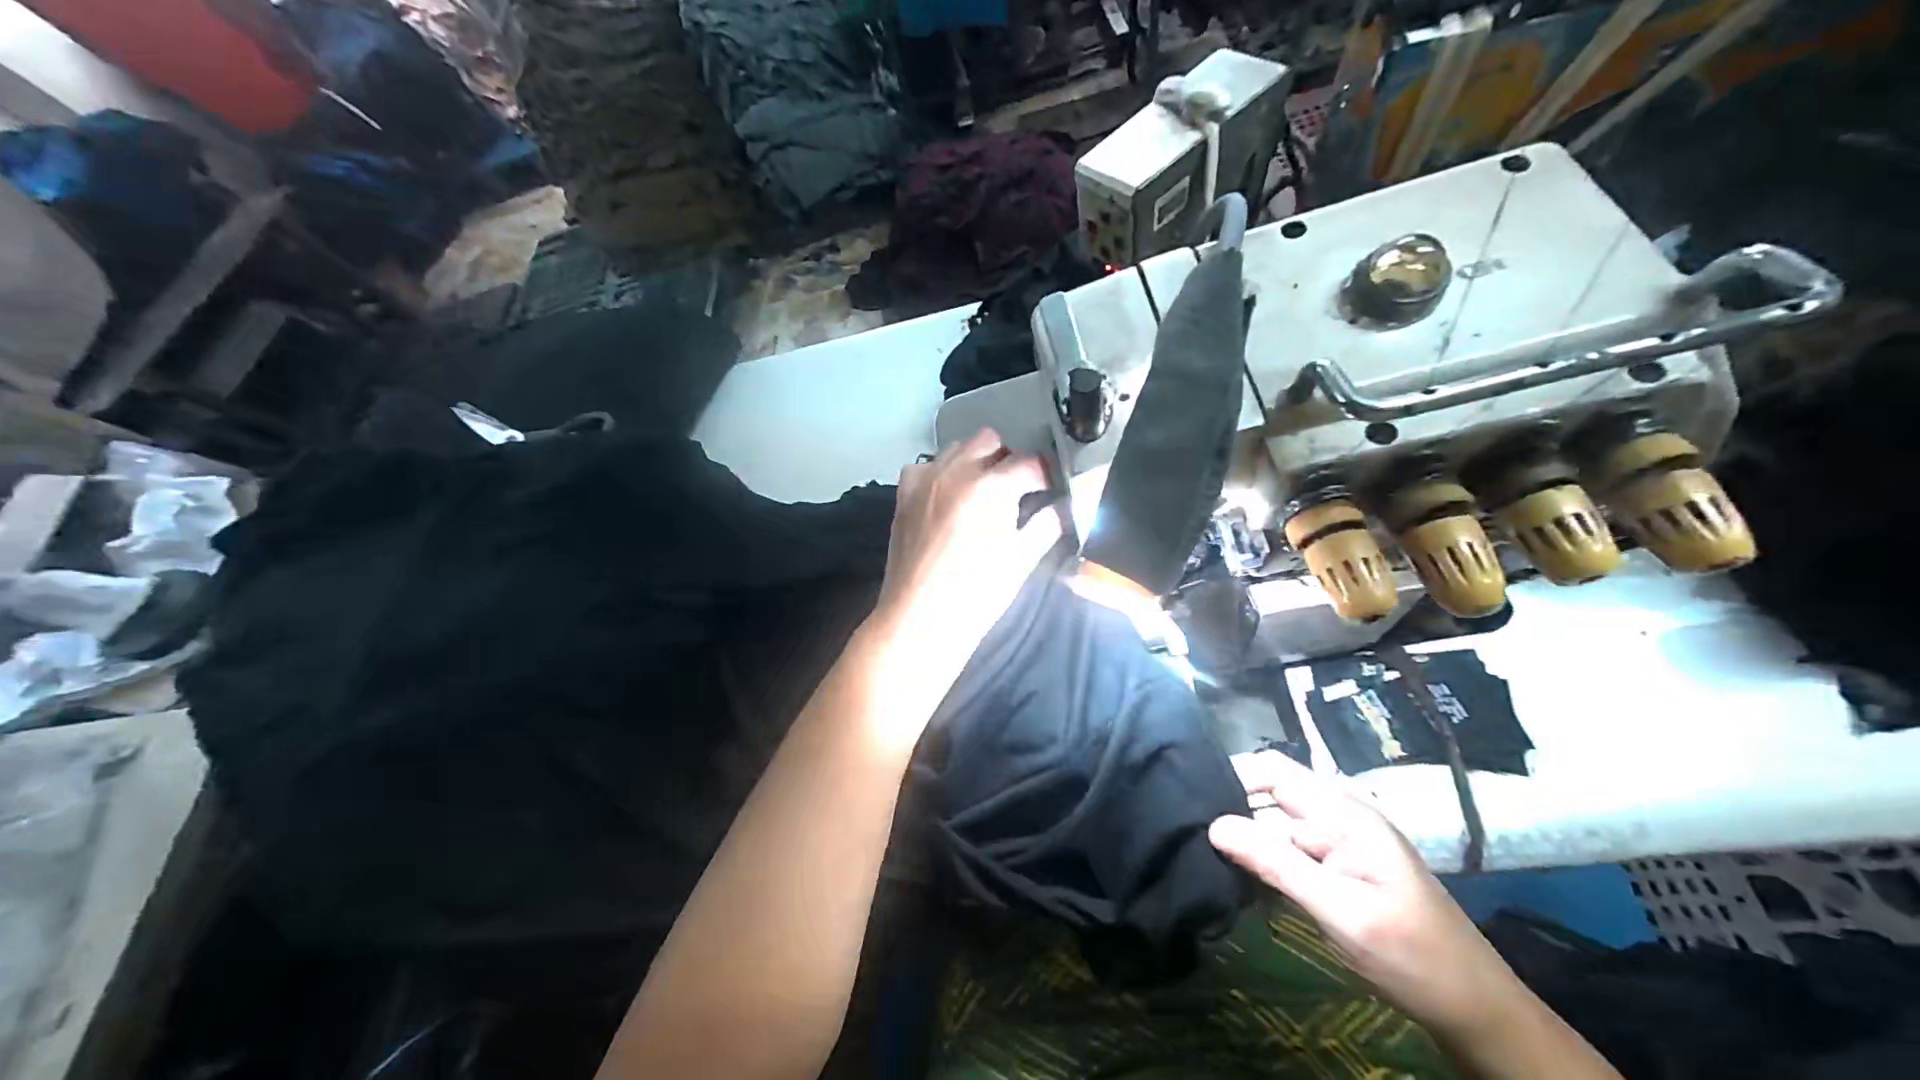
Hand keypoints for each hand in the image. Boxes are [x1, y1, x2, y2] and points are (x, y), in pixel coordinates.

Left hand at [870, 428, 1063, 688]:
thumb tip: (1062, 507)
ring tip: (983, 492)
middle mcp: (956, 471)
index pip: (1030, 463)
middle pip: (991, 442)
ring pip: (958, 448)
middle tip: (1016, 489)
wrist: (920, 618)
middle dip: (1008, 460)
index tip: (1050, 488)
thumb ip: (1047, 525)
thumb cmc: (977, 594)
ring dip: (976, 461)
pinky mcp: (904, 493)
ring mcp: (926, 479)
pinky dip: (942, 473)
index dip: (1046, 475)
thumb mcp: (1022, 560)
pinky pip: (927, 465)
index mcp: (991, 486)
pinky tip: (949, 498)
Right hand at [1208, 751, 1529, 1041]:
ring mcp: (1338, 842)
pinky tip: (1238, 880)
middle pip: (1269, 795)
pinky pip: (1287, 850)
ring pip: (1274, 824)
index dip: (1231, 776)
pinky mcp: (1336, 867)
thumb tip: (1215, 825)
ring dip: (1244, 840)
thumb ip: (1277, 864)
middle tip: (1188, 836)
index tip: (1190, 803)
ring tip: (1202, 857)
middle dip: (1230, 810)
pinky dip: (1262, 862)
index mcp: (1344, 813)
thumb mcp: (1342, 911)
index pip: (1274, 771)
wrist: (1474, 1008)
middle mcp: (1338, 816)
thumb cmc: (1411, 955)